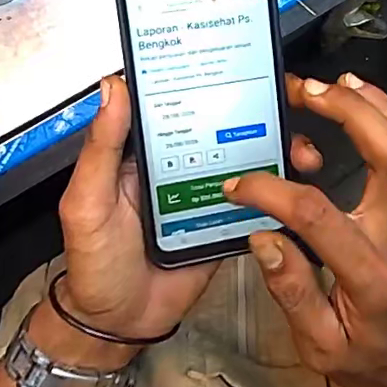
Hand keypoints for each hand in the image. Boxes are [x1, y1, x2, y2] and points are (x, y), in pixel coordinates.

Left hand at [55, 74, 324, 351]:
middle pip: (219, 128)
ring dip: (272, 151)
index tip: (236, 65)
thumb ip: (101, 147)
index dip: (202, 84)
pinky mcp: (222, 225)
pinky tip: (296, 186)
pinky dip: (276, 195)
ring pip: (242, 162)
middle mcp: (175, 166)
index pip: (174, 105)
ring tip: (299, 149)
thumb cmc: (93, 260)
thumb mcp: (87, 200)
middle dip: (255, 114)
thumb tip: (112, 87)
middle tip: (285, 104)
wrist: (119, 322)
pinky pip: (253, 204)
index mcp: (141, 152)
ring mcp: (202, 194)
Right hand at [222, 74, 386, 386]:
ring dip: (375, 105)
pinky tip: (359, 97)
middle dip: (351, 114)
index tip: (238, 186)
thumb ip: (291, 291)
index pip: (318, 216)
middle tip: (307, 93)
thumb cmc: (370, 359)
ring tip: (332, 84)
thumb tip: (263, 236)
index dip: (270, 193)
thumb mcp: (319, 348)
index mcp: (371, 274)